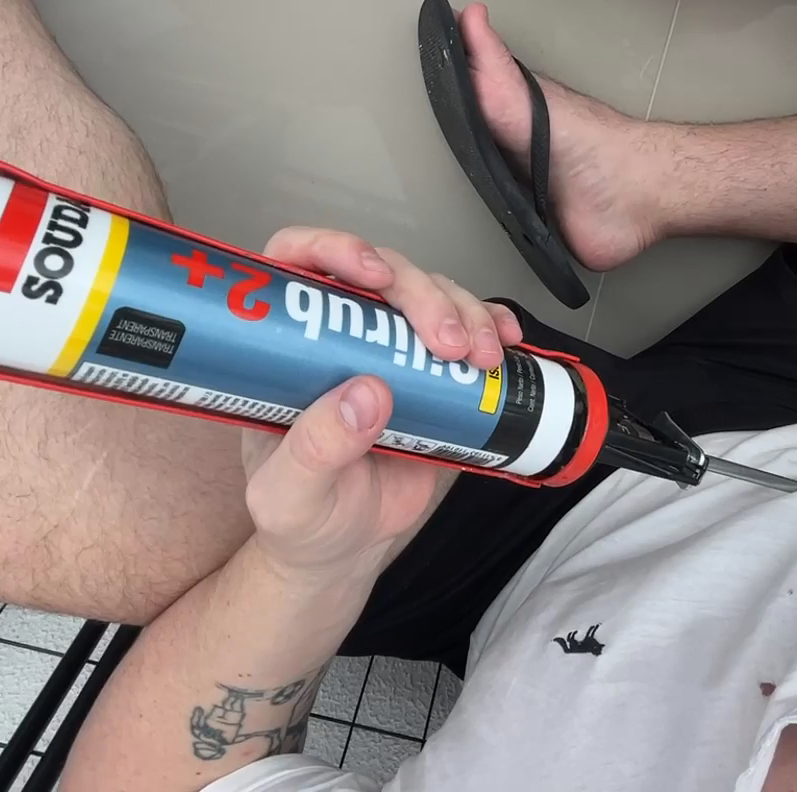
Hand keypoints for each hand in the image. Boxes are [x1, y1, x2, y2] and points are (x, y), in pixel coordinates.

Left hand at [238, 227, 523, 577]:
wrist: (351, 547)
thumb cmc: (303, 520)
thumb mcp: (289, 498)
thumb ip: (314, 451)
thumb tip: (367, 393)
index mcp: (291, 348)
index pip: (299, 264)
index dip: (333, 248)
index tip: (373, 276)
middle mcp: (344, 335)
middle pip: (385, 274)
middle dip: (424, 295)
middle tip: (449, 344)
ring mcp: (395, 348)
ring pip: (434, 294)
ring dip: (467, 312)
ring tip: (483, 359)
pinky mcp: (437, 370)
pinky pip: (469, 328)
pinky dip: (494, 325)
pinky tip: (508, 343)